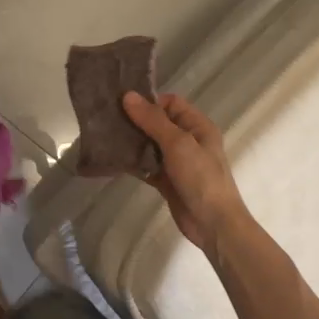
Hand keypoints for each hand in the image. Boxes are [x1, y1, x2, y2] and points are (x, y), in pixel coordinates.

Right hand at [123, 92, 246, 254]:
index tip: (123, 104)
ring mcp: (177, 162)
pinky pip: (147, 165)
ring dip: (132, 141)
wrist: (213, 223)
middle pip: (158, 123)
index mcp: (198, 126)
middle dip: (135, 121)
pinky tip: (113, 159)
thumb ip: (153, 120)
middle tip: (107, 119)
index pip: (171, 103)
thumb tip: (128, 96)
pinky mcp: (166, 180)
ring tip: (105, 136)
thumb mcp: (178, 143)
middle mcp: (188, 140)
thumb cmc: (201, 178)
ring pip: (150, 145)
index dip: (149, 101)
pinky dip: (133, 162)